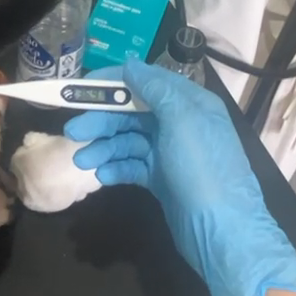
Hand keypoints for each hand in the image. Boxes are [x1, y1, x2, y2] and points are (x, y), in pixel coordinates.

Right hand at [65, 60, 295, 295]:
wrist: (223, 232)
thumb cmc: (203, 169)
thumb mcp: (182, 120)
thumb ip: (155, 89)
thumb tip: (130, 64)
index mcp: (189, 103)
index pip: (145, 81)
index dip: (113, 83)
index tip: (81, 89)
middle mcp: (179, 124)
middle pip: (131, 113)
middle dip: (101, 121)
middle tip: (72, 132)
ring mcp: (169, 154)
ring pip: (128, 141)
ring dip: (103, 147)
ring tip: (81, 161)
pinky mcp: (161, 180)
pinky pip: (132, 166)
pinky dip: (115, 168)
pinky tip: (100, 175)